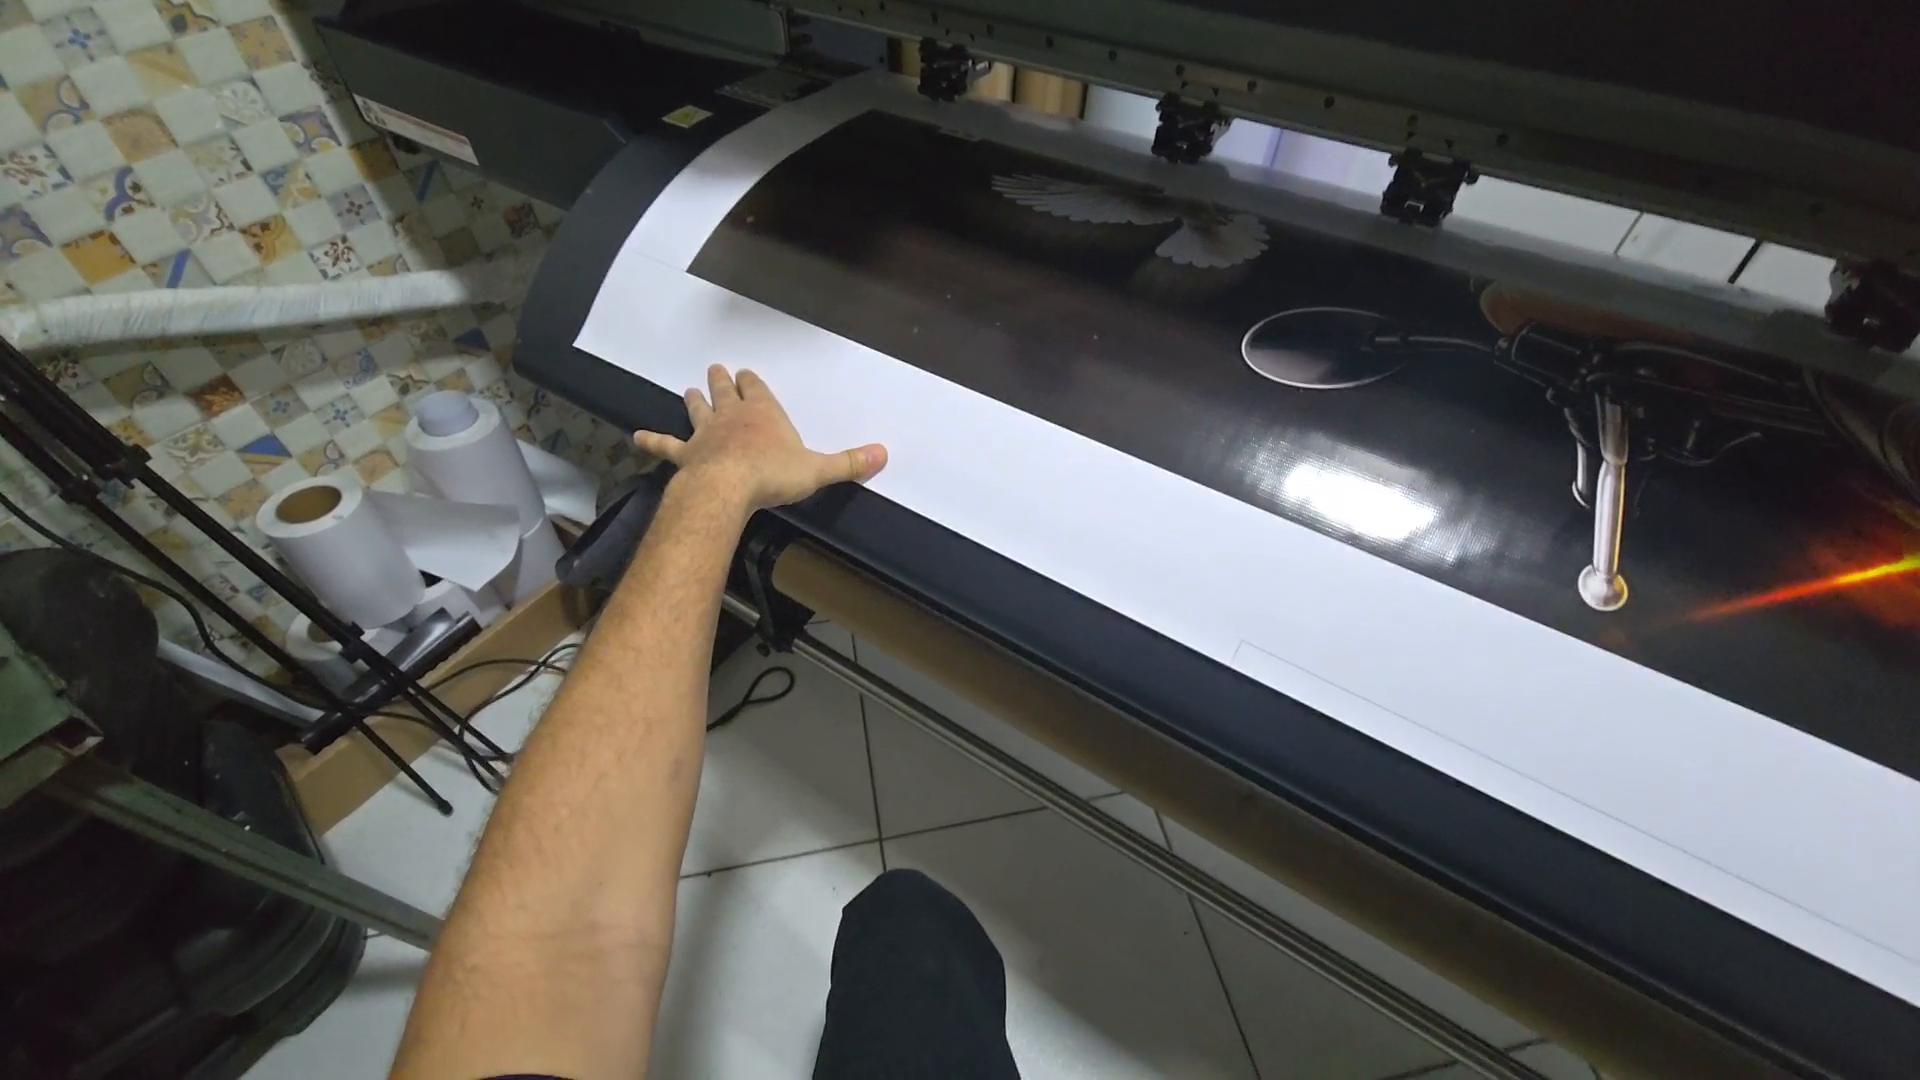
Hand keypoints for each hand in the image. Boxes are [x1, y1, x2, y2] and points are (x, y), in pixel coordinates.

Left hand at [633, 365, 886, 511]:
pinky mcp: (686, 455)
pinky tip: (637, 437)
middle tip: (716, 369)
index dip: (752, 381)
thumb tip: (885, 454)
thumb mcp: (819, 470)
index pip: (757, 388)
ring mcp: (705, 434)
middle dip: (721, 381)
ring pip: (698, 411)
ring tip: (689, 390)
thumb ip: (850, 462)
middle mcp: (733, 416)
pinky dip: (653, 441)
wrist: (727, 488)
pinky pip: (667, 445)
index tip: (747, 372)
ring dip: (694, 401)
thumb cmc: (774, 474)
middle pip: (725, 392)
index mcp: (765, 413)